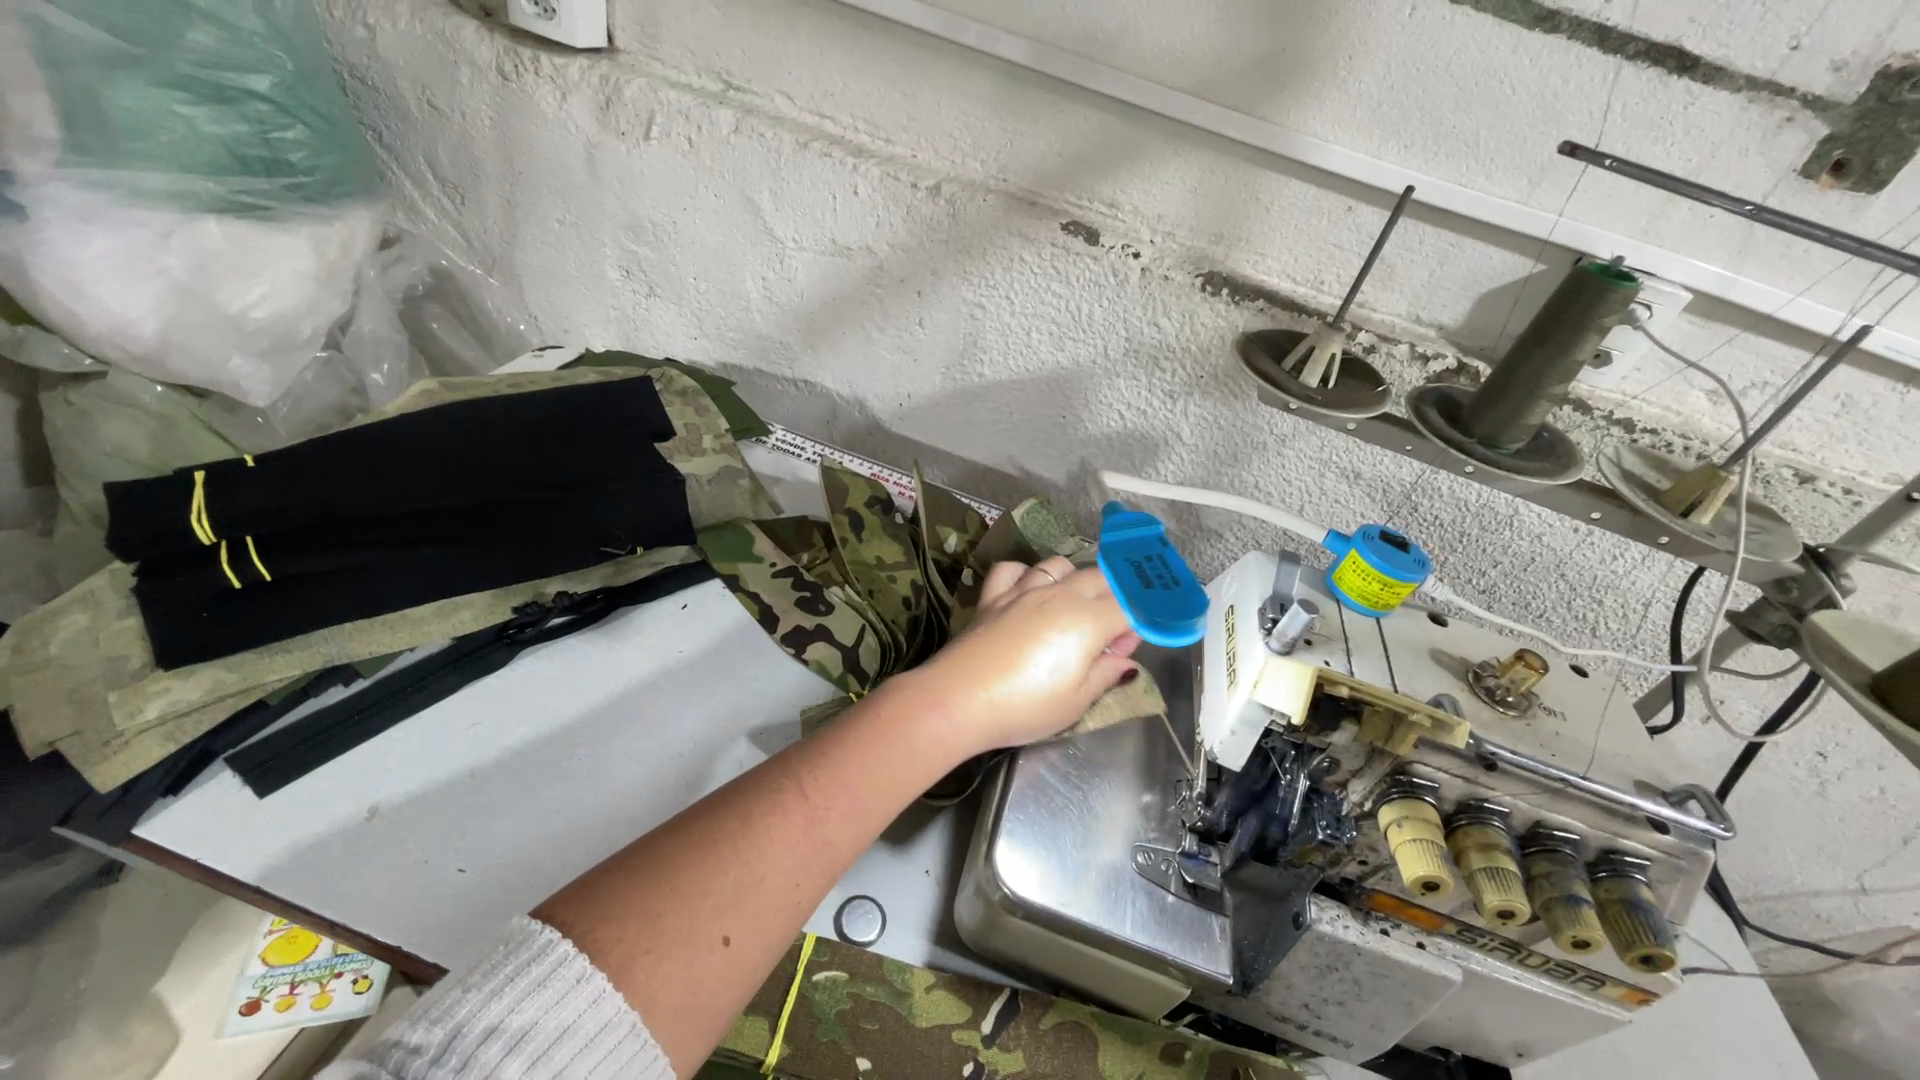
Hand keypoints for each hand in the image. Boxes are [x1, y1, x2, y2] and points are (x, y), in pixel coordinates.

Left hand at [910, 556, 1140, 752]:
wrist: (958, 700)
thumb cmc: (1025, 707)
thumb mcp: (1076, 702)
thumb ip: (1105, 674)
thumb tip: (1125, 660)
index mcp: (1087, 620)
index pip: (1128, 607)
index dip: (1136, 625)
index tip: (1128, 648)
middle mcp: (1058, 595)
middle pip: (1098, 578)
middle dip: (1115, 596)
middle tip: (1110, 632)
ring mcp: (1022, 591)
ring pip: (1058, 564)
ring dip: (1074, 578)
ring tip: (1073, 607)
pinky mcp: (992, 597)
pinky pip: (1012, 569)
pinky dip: (1025, 573)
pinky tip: (1027, 590)